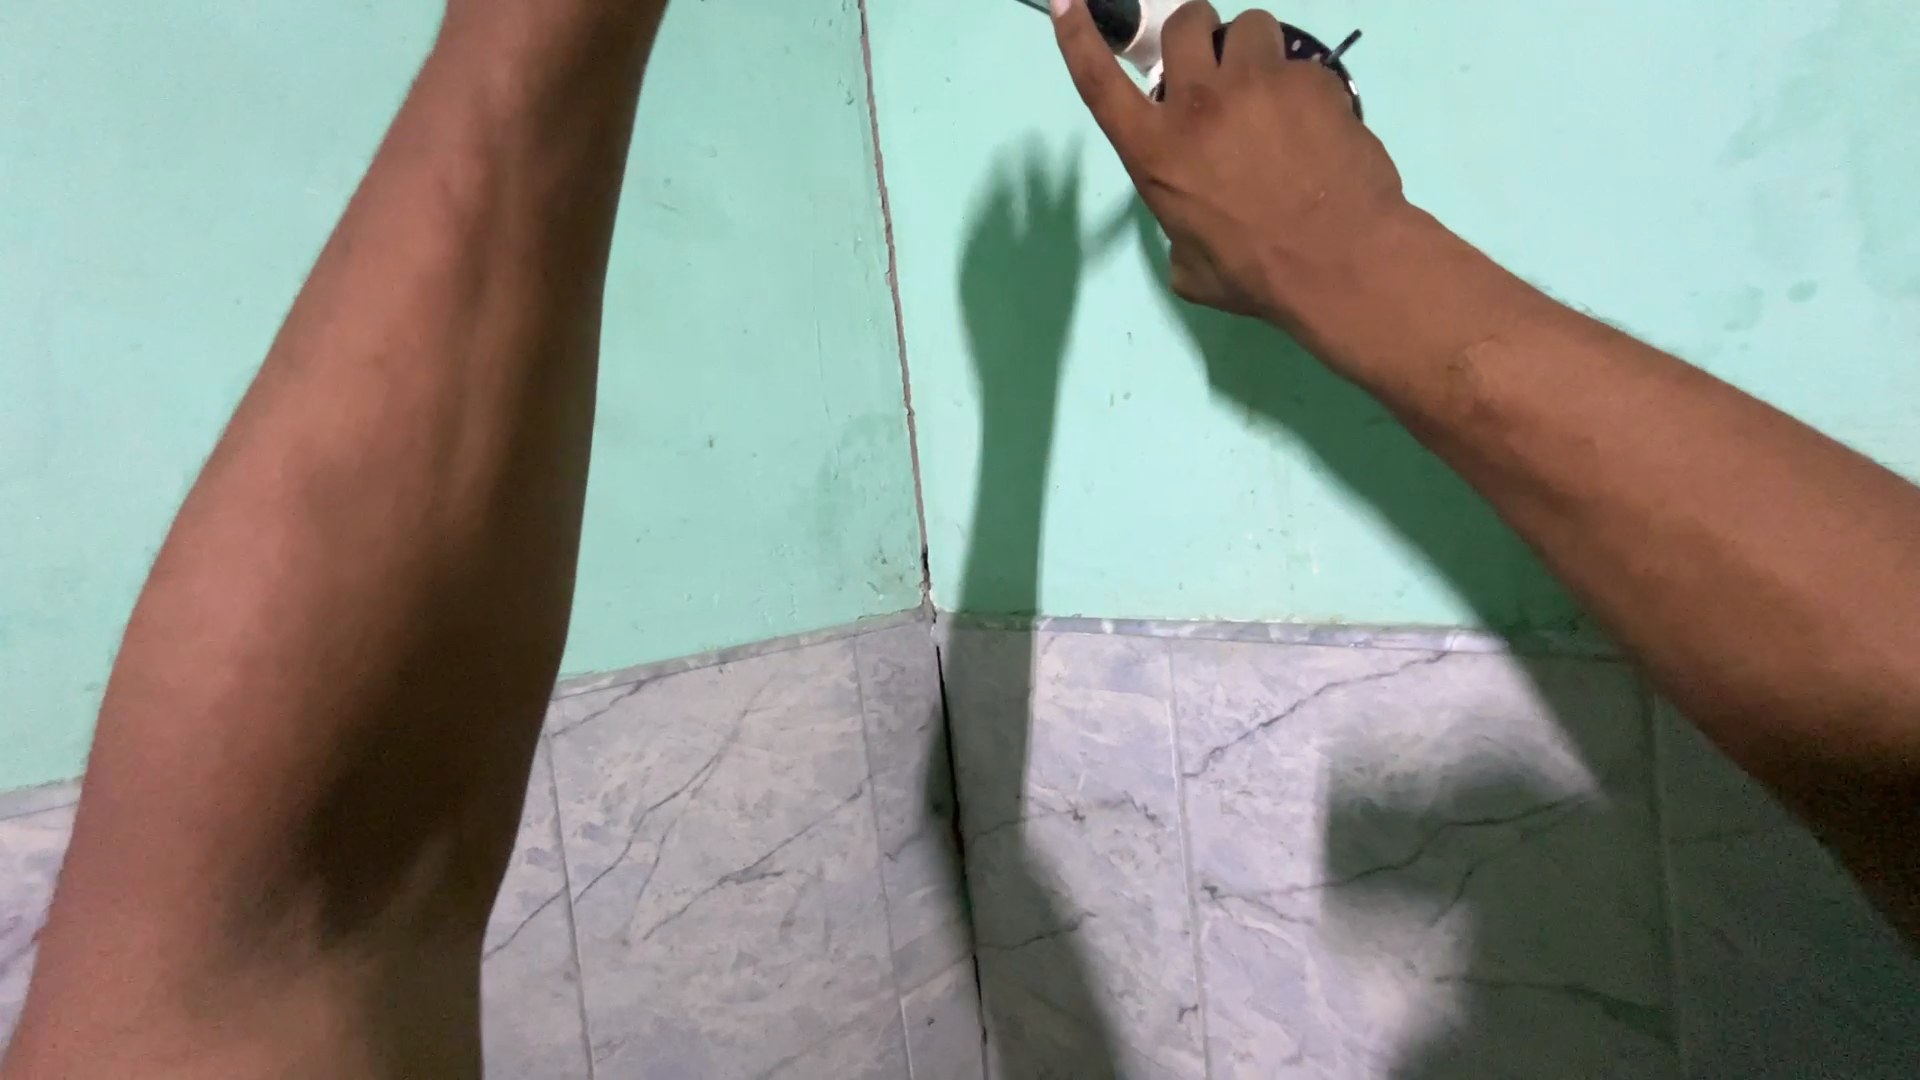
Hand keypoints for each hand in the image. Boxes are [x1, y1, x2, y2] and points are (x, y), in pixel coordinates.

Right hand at [1052, 0, 1407, 325]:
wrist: (1335, 261)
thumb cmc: (1251, 275)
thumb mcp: (1187, 265)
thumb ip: (1178, 223)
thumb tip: (1192, 220)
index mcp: (1155, 155)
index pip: (1101, 85)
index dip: (1078, 39)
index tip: (1066, 1)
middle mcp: (1197, 106)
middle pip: (1184, 22)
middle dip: (1195, 36)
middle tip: (1213, 68)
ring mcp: (1257, 84)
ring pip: (1248, 26)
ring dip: (1251, 53)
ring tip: (1268, 96)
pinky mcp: (1311, 79)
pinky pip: (1299, 65)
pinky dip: (1300, 90)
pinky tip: (1313, 130)